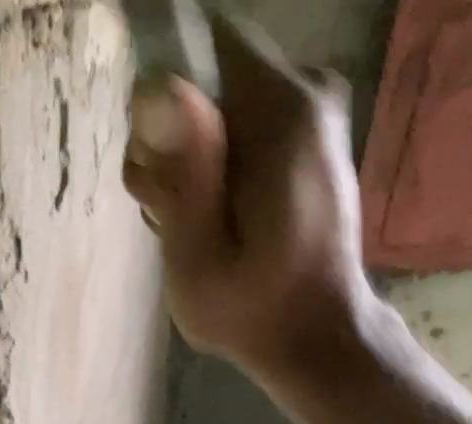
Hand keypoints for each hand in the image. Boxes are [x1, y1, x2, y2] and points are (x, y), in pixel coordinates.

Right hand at [122, 14, 376, 374]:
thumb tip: (158, 86)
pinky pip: (234, 124)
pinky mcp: (305, 136)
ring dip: (184, 159)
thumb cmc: (252, 307)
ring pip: (211, 105)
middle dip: (168, 139)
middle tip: (171, 210)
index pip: (204, 42)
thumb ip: (182, 169)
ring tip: (192, 222)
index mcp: (283, 112)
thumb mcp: (198, 253)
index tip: (158, 160)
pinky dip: (209, 164)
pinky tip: (211, 215)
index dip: (162, 95)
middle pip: (202, 78)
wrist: (314, 334)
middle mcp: (305, 93)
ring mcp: (309, 112)